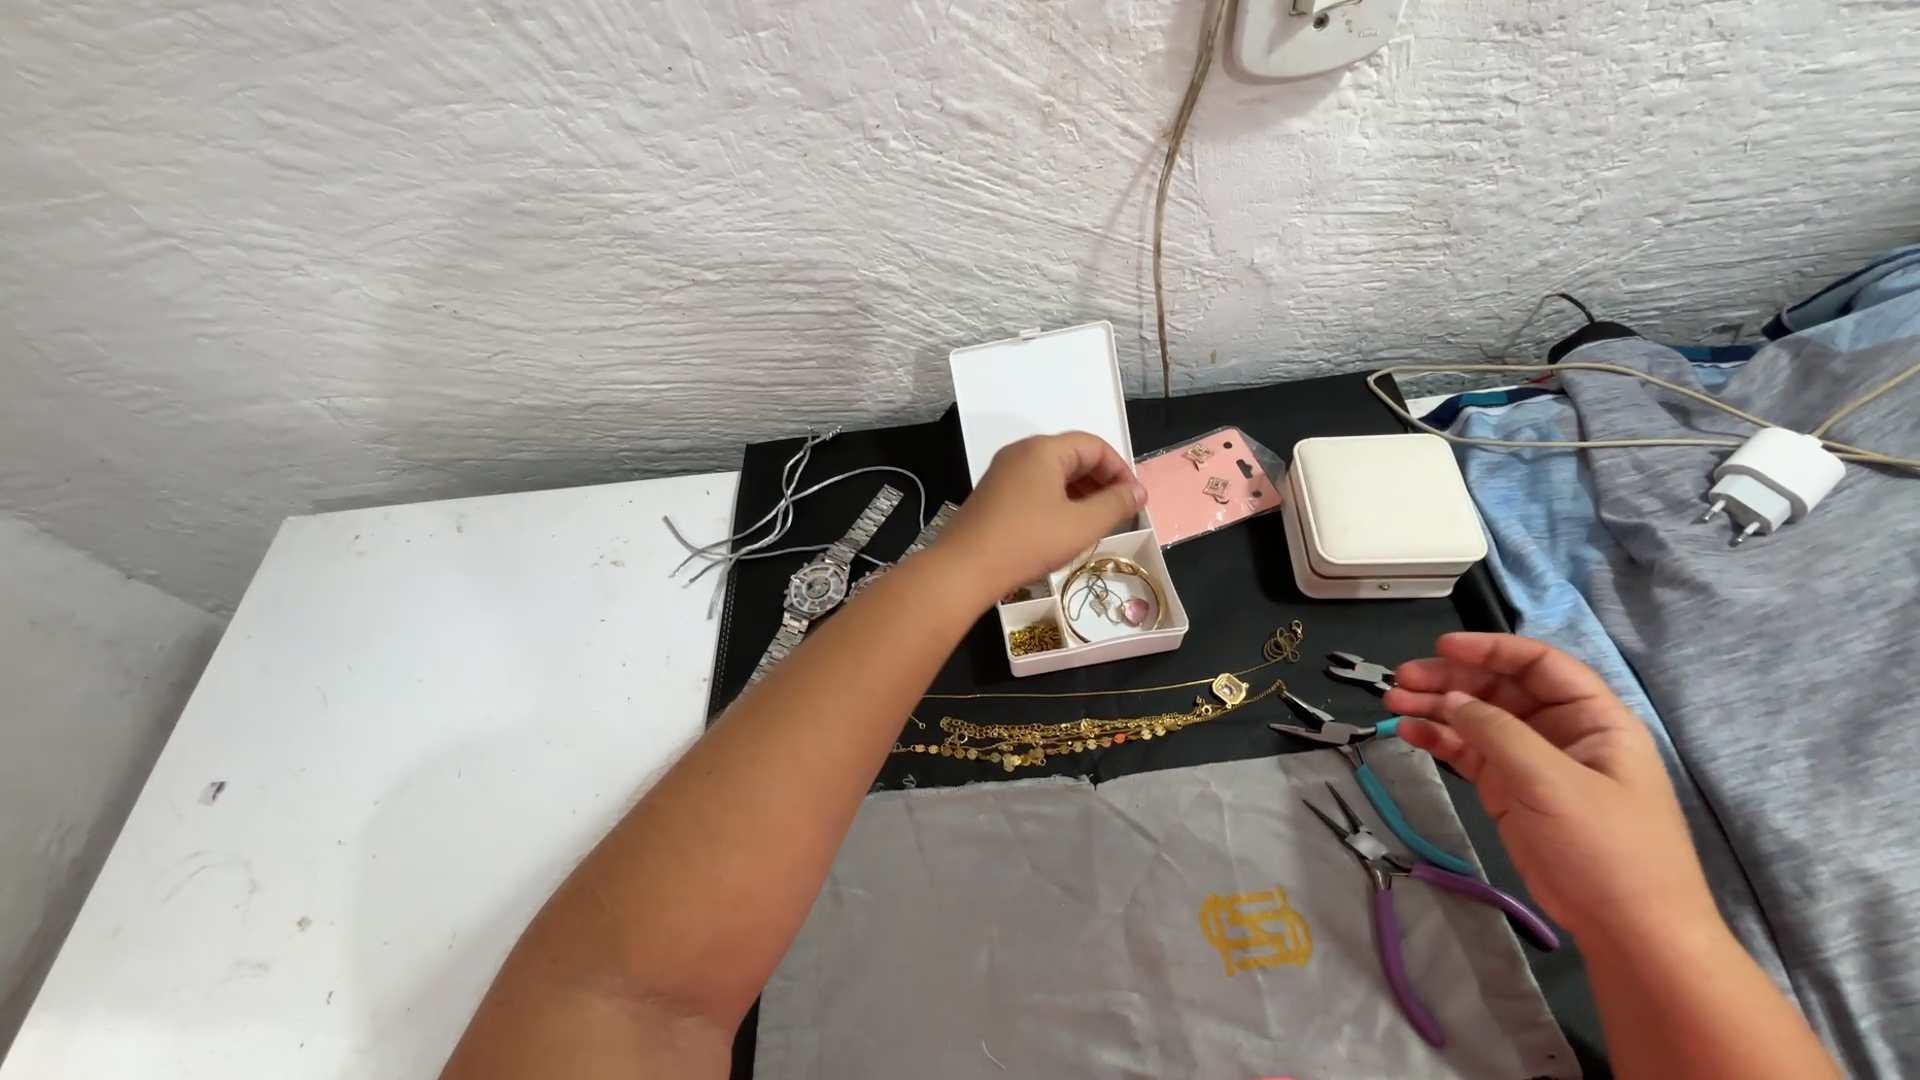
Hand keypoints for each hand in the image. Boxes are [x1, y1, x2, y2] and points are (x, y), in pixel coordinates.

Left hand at [931, 432, 1146, 604]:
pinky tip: (1062, 530)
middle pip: (1072, 456)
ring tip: (1095, 524)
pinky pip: (1034, 489)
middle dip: (1101, 482)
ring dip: (1080, 494)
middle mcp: (1020, 453)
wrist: (964, 569)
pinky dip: (1056, 502)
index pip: (1094, 445)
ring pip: (1052, 475)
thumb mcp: (1082, 525)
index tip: (1134, 500)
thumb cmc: (1028, 542)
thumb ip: (1115, 504)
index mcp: (1043, 450)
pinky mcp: (992, 496)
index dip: (1120, 470)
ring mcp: (1002, 474)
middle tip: (1118, 513)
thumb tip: (1138, 491)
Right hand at [1383, 633, 1719, 944]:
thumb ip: (1499, 733)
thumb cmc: (1608, 848)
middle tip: (1401, 679)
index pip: (1539, 665)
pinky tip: (1409, 733)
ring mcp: (1532, 762)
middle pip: (1498, 688)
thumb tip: (1449, 699)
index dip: (1491, 649)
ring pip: (1475, 718)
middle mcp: (1561, 732)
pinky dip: (1438, 739)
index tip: (1442, 647)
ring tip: (1393, 703)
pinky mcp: (1509, 789)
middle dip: (1449, 679)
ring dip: (1434, 707)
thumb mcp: (1553, 783)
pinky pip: (1467, 751)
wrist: (1629, 931)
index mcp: (1593, 720)